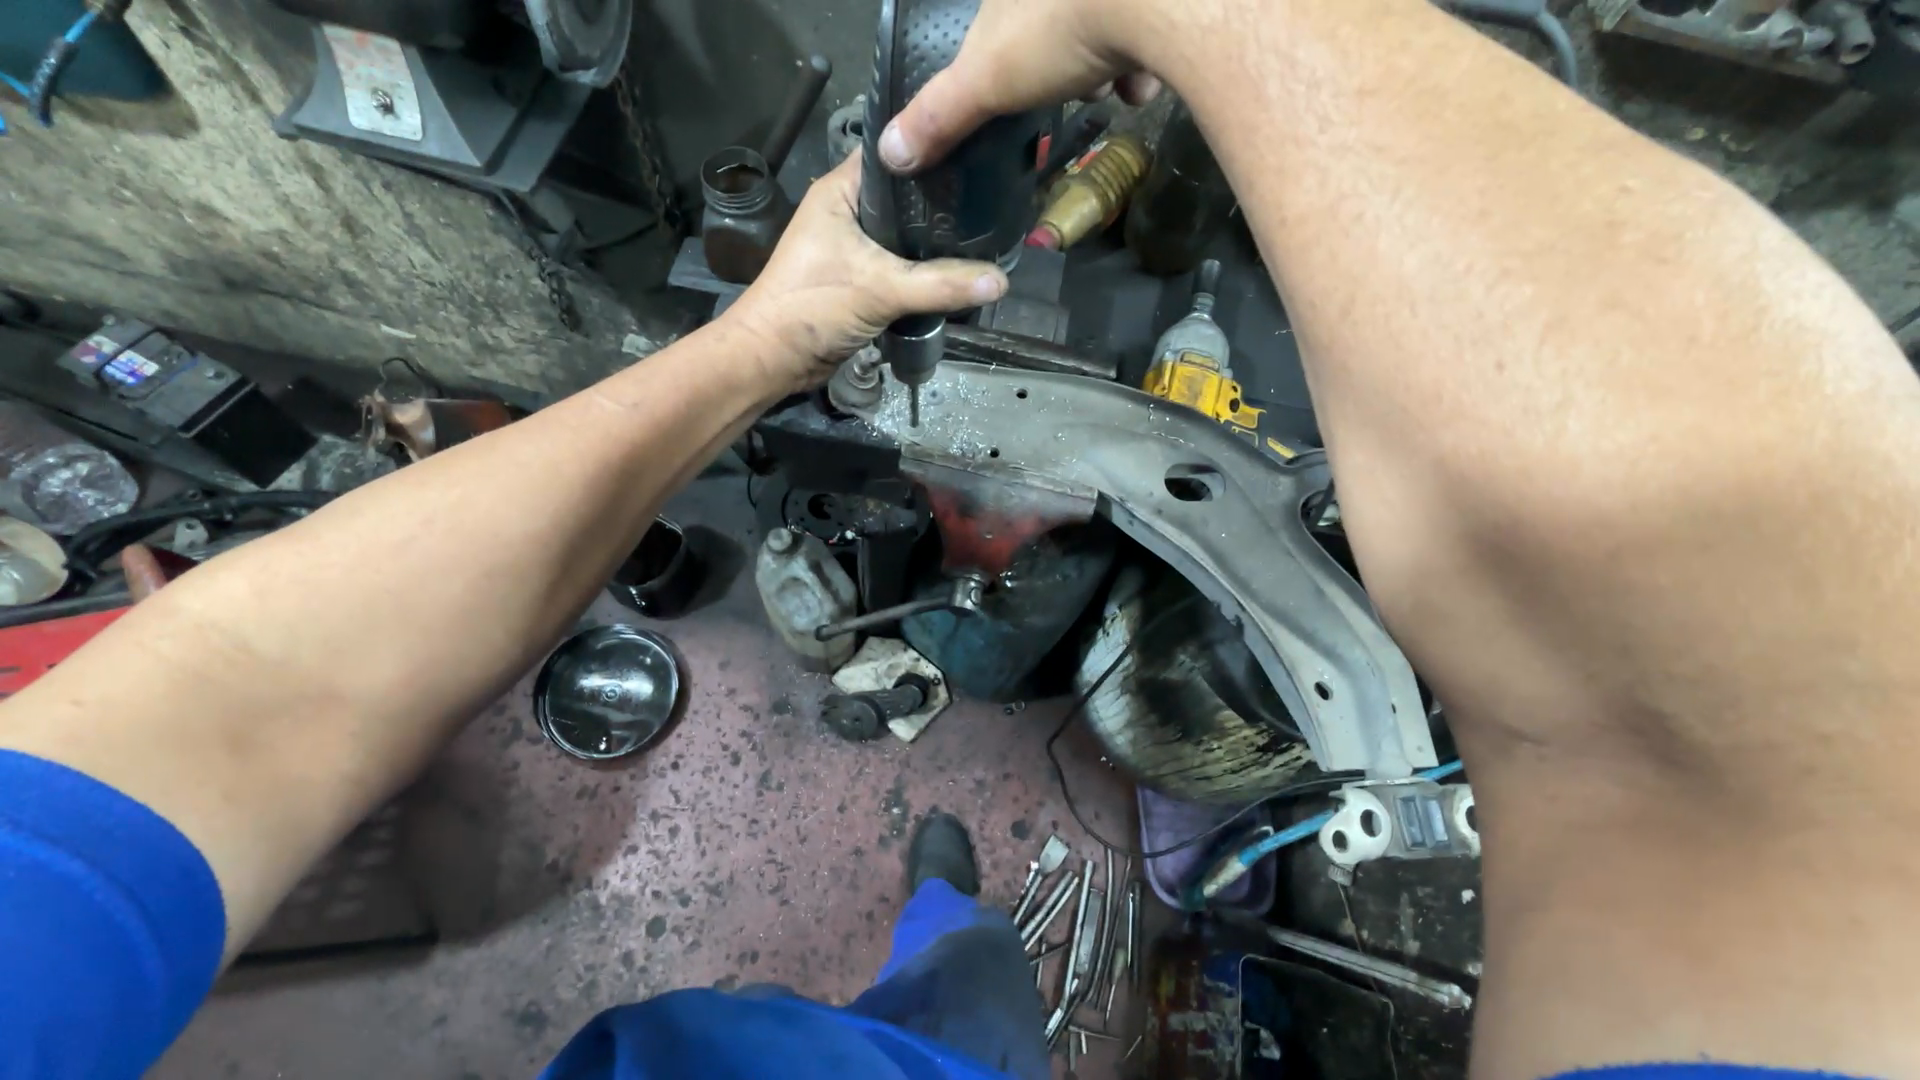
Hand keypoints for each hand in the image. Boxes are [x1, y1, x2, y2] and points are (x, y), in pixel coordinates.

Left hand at [728, 155, 1009, 393]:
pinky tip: (959, 270)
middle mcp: (846, 211)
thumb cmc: (812, 307)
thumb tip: (1002, 281)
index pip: (893, 154)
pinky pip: (901, 267)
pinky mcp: (860, 279)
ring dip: (936, 242)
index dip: (932, 149)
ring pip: (905, 236)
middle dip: (943, 202)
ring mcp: (853, 247)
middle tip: (992, 199)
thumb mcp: (881, 289)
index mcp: (840, 189)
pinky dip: (925, 271)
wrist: (773, 360)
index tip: (979, 152)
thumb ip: (941, 284)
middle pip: (905, 197)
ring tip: (986, 233)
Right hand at [875, 0, 1163, 174]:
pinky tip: (1143, 81)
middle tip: (1068, 93)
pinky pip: (1145, 28)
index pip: (997, 26)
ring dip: (1106, 69)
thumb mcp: (986, 82)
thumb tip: (889, 152)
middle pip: (1051, 26)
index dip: (1003, 62)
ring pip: (1101, 27)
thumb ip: (940, 116)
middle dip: (1060, 68)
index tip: (1016, 90)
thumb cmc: (1057, 31)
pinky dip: (1144, 60)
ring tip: (1111, 89)